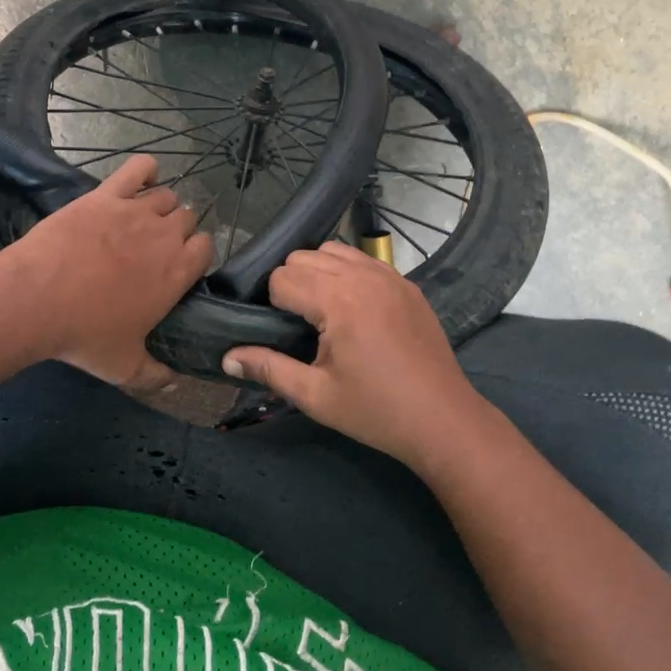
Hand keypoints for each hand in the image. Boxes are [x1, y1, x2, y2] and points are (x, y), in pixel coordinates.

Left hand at [2, 155, 216, 387]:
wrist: (36, 300)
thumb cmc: (84, 335)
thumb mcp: (124, 367)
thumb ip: (155, 375)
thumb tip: (173, 383)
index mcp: (177, 273)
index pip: (207, 248)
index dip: (195, 255)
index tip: (180, 267)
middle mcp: (164, 236)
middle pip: (188, 219)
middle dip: (178, 231)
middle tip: (154, 248)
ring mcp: (134, 211)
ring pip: (166, 195)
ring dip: (161, 206)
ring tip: (143, 220)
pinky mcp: (105, 195)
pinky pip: (137, 168)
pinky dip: (145, 169)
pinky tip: (143, 178)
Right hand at [222, 241, 482, 469]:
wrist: (443, 420)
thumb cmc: (376, 411)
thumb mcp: (315, 396)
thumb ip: (268, 368)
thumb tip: (227, 358)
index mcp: (338, 301)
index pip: (282, 277)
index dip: (272, 305)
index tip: (282, 335)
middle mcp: (362, 276)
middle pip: (303, 257)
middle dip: (291, 285)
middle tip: (298, 327)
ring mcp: (389, 276)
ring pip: (333, 250)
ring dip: (319, 273)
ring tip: (324, 313)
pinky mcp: (407, 283)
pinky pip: (363, 260)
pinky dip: (348, 273)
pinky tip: (353, 309)